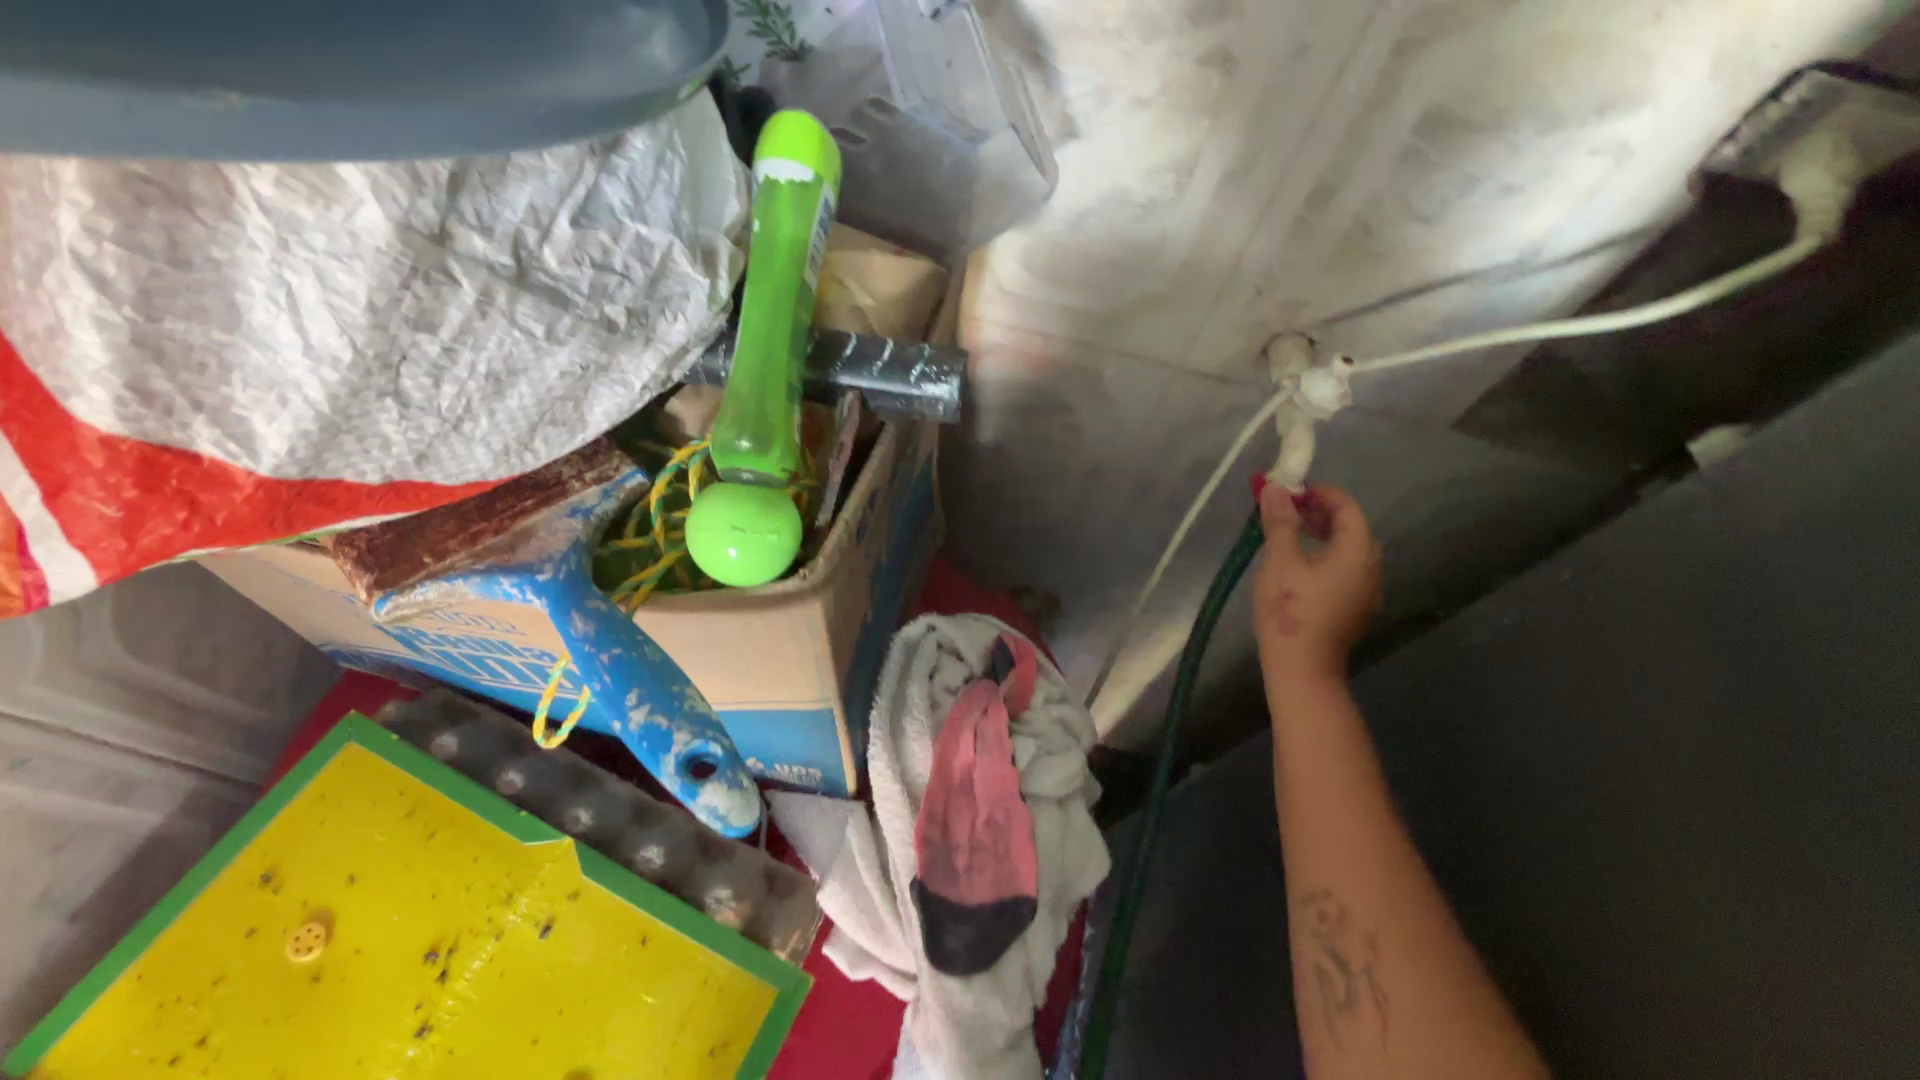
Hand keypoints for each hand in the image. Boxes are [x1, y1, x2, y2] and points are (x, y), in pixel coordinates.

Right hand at [1253, 483, 1381, 686]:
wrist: (1303, 669)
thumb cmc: (1291, 611)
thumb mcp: (1280, 561)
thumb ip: (1281, 522)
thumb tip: (1276, 488)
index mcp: (1357, 552)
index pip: (1347, 507)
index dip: (1319, 494)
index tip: (1289, 492)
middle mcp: (1371, 568)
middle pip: (1351, 527)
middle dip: (1319, 513)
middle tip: (1286, 511)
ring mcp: (1367, 591)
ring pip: (1349, 550)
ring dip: (1322, 535)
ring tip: (1289, 535)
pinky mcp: (1356, 608)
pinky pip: (1346, 570)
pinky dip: (1326, 557)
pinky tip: (1300, 567)